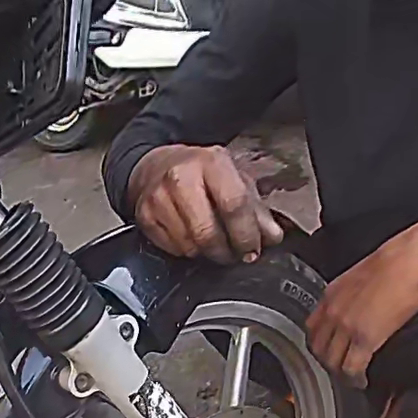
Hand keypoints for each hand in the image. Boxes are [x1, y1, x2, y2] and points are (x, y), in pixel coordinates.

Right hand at [128, 144, 283, 263]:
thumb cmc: (201, 174)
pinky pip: (172, 249)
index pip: (234, 205)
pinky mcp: (144, 215)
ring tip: (211, 243)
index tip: (251, 251)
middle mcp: (182, 177)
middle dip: (225, 252)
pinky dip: (186, 251)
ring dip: (205, 253)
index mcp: (211, 162)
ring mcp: (159, 197)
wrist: (156, 164)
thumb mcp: (234, 181)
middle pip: (208, 233)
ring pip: (190, 247)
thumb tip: (273, 237)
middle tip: (232, 255)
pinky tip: (191, 238)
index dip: (246, 235)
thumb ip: (256, 210)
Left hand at [307, 206, 417, 387]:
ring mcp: (347, 326)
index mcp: (332, 294)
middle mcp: (334, 311)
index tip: (328, 352)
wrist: (417, 257)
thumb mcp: (363, 274)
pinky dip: (355, 380)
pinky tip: (361, 382)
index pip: (312, 328)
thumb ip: (353, 294)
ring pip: (332, 362)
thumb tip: (359, 306)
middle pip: (319, 349)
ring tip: (351, 379)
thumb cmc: (400, 259)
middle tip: (339, 370)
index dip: (319, 345)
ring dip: (340, 374)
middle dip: (327, 363)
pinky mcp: (366, 339)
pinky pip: (352, 369)